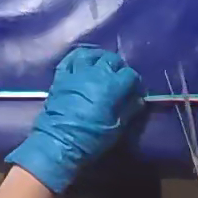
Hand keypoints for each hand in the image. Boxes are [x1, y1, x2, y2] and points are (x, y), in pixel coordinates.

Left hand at [5, 46, 144, 193]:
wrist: (59, 143)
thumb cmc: (92, 138)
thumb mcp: (117, 127)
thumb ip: (129, 109)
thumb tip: (137, 99)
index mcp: (112, 86)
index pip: (130, 75)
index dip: (134, 82)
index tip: (134, 91)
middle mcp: (95, 73)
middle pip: (111, 60)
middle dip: (118, 68)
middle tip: (118, 79)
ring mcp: (76, 72)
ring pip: (90, 54)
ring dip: (98, 58)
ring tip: (101, 67)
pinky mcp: (61, 76)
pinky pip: (69, 60)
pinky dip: (78, 59)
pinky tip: (82, 64)